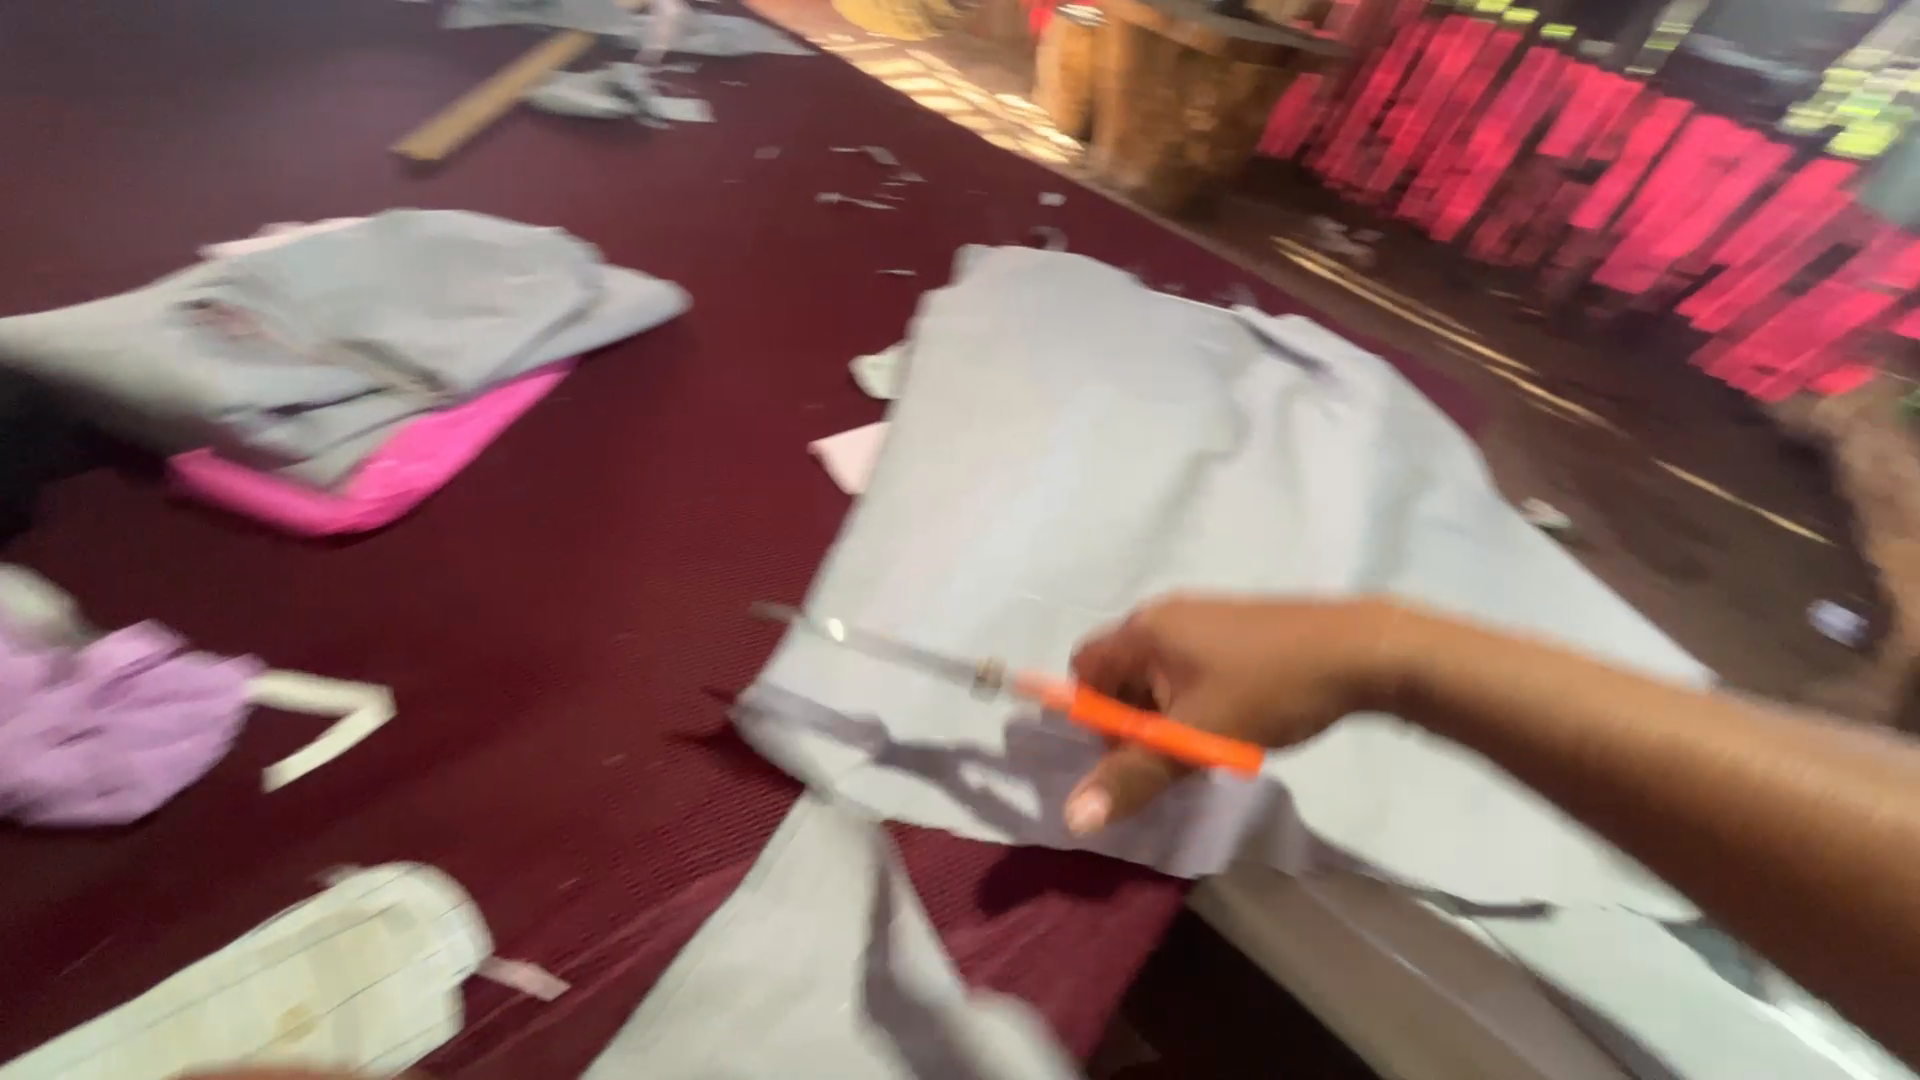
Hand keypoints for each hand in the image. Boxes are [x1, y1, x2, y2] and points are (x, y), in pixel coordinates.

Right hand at [1063, 595, 1400, 833]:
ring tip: (1204, 745)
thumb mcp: (1197, 738)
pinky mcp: (1233, 629)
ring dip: (1166, 714)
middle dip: (1133, 719)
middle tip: (1169, 757)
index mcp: (1144, 629)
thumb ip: (1134, 776)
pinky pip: (1189, 667)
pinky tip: (1231, 723)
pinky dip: (1194, 700)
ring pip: (1159, 674)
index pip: (1084, 666)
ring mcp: (1202, 618)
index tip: (1128, 751)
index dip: (1092, 712)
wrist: (1362, 651)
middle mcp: (1165, 615)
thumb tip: (1075, 817)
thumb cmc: (1268, 689)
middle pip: (1120, 671)